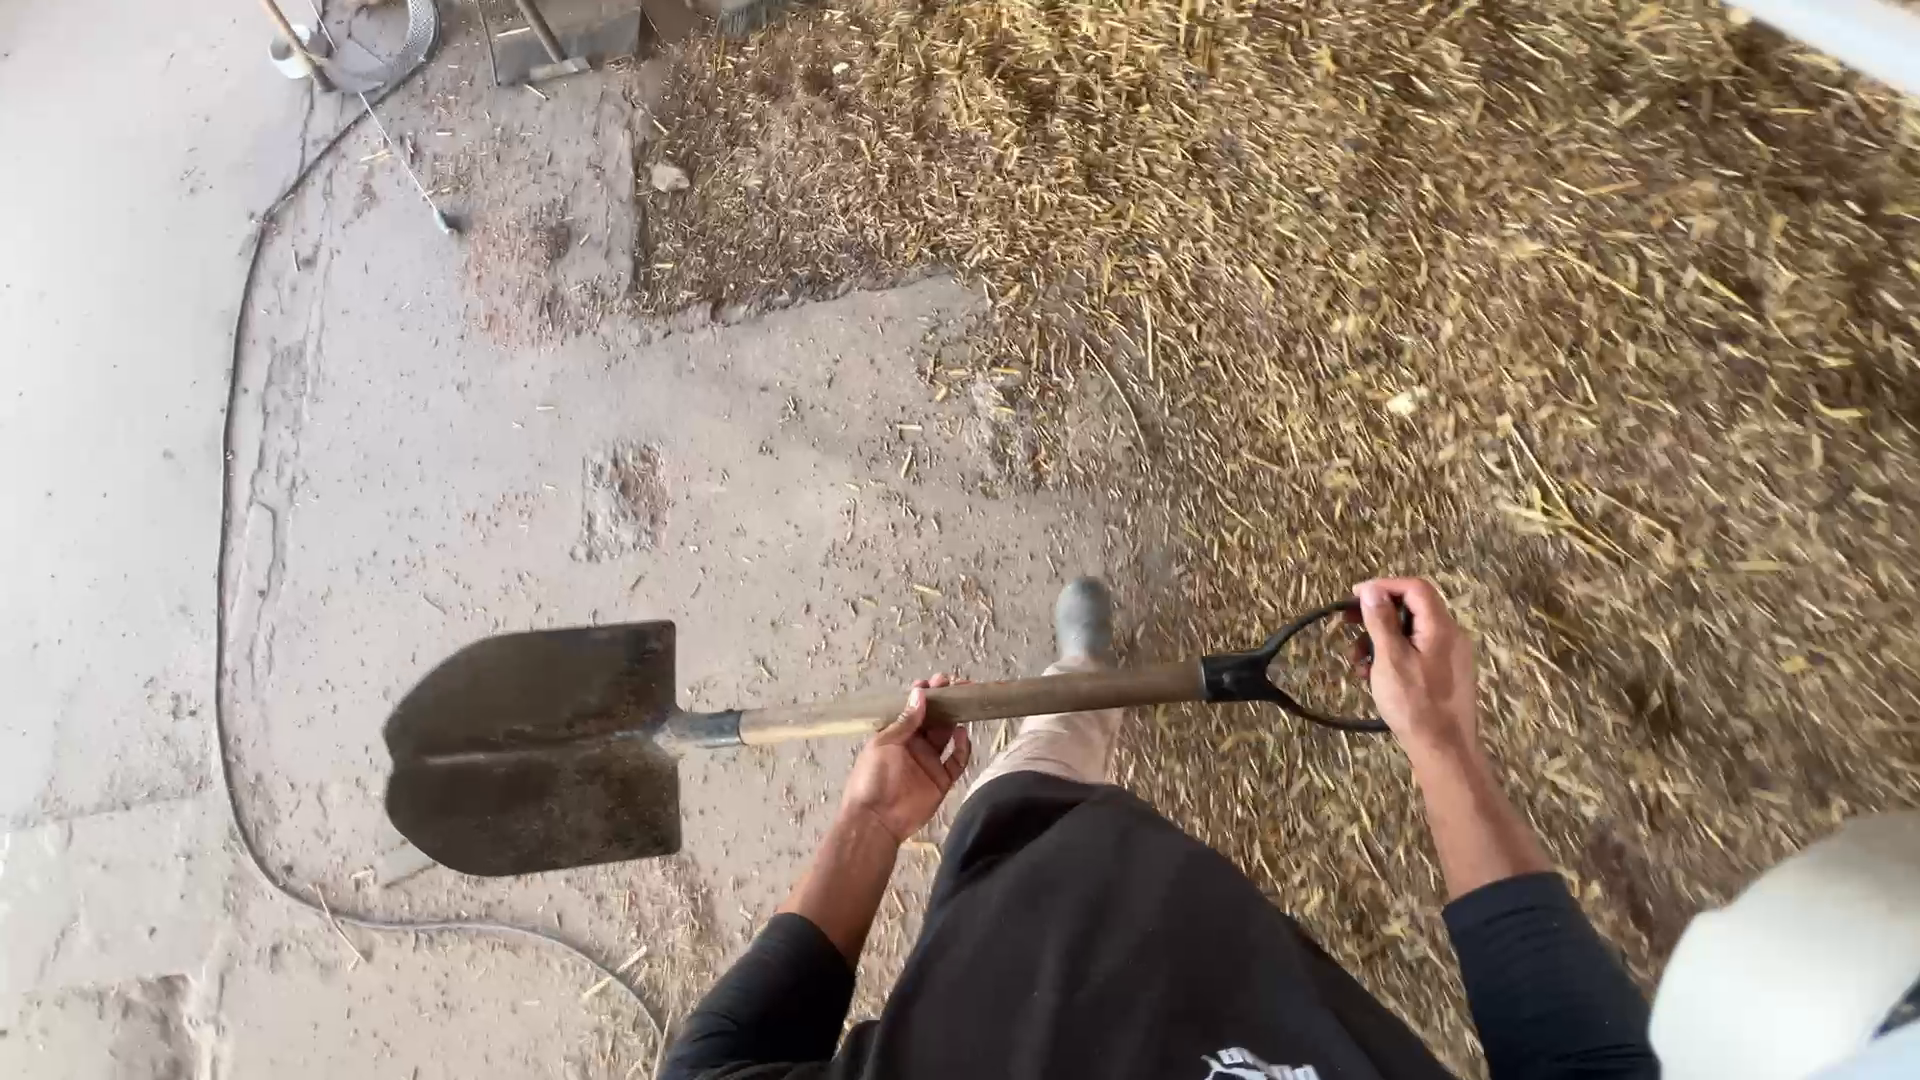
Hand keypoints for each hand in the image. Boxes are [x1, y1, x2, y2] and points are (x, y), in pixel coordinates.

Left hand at [840, 674, 972, 842]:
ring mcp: (929, 762)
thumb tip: (920, 693)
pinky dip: (963, 747)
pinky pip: (957, 761)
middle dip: (945, 702)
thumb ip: (906, 720)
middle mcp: (915, 745)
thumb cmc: (873, 777)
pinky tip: (964, 733)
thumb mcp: (885, 743)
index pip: (914, 710)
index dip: (924, 695)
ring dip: (955, 719)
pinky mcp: (941, 780)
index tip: (935, 682)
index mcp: (897, 735)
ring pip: (947, 735)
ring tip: (965, 702)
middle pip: (934, 720)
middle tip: (957, 684)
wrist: (877, 820)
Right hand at [1350, 578, 1477, 764]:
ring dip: (1378, 638)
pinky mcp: (1442, 672)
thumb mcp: (1390, 658)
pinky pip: (1414, 650)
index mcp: (1441, 628)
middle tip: (1347, 624)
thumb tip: (1372, 590)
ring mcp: (1448, 655)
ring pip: (1409, 631)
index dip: (1383, 586)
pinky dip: (1390, 654)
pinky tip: (1371, 674)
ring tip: (1356, 660)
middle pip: (1411, 608)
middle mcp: (1449, 636)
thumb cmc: (1414, 702)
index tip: (1354, 597)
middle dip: (1375, 614)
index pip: (1414, 588)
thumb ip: (1381, 621)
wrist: (1443, 748)